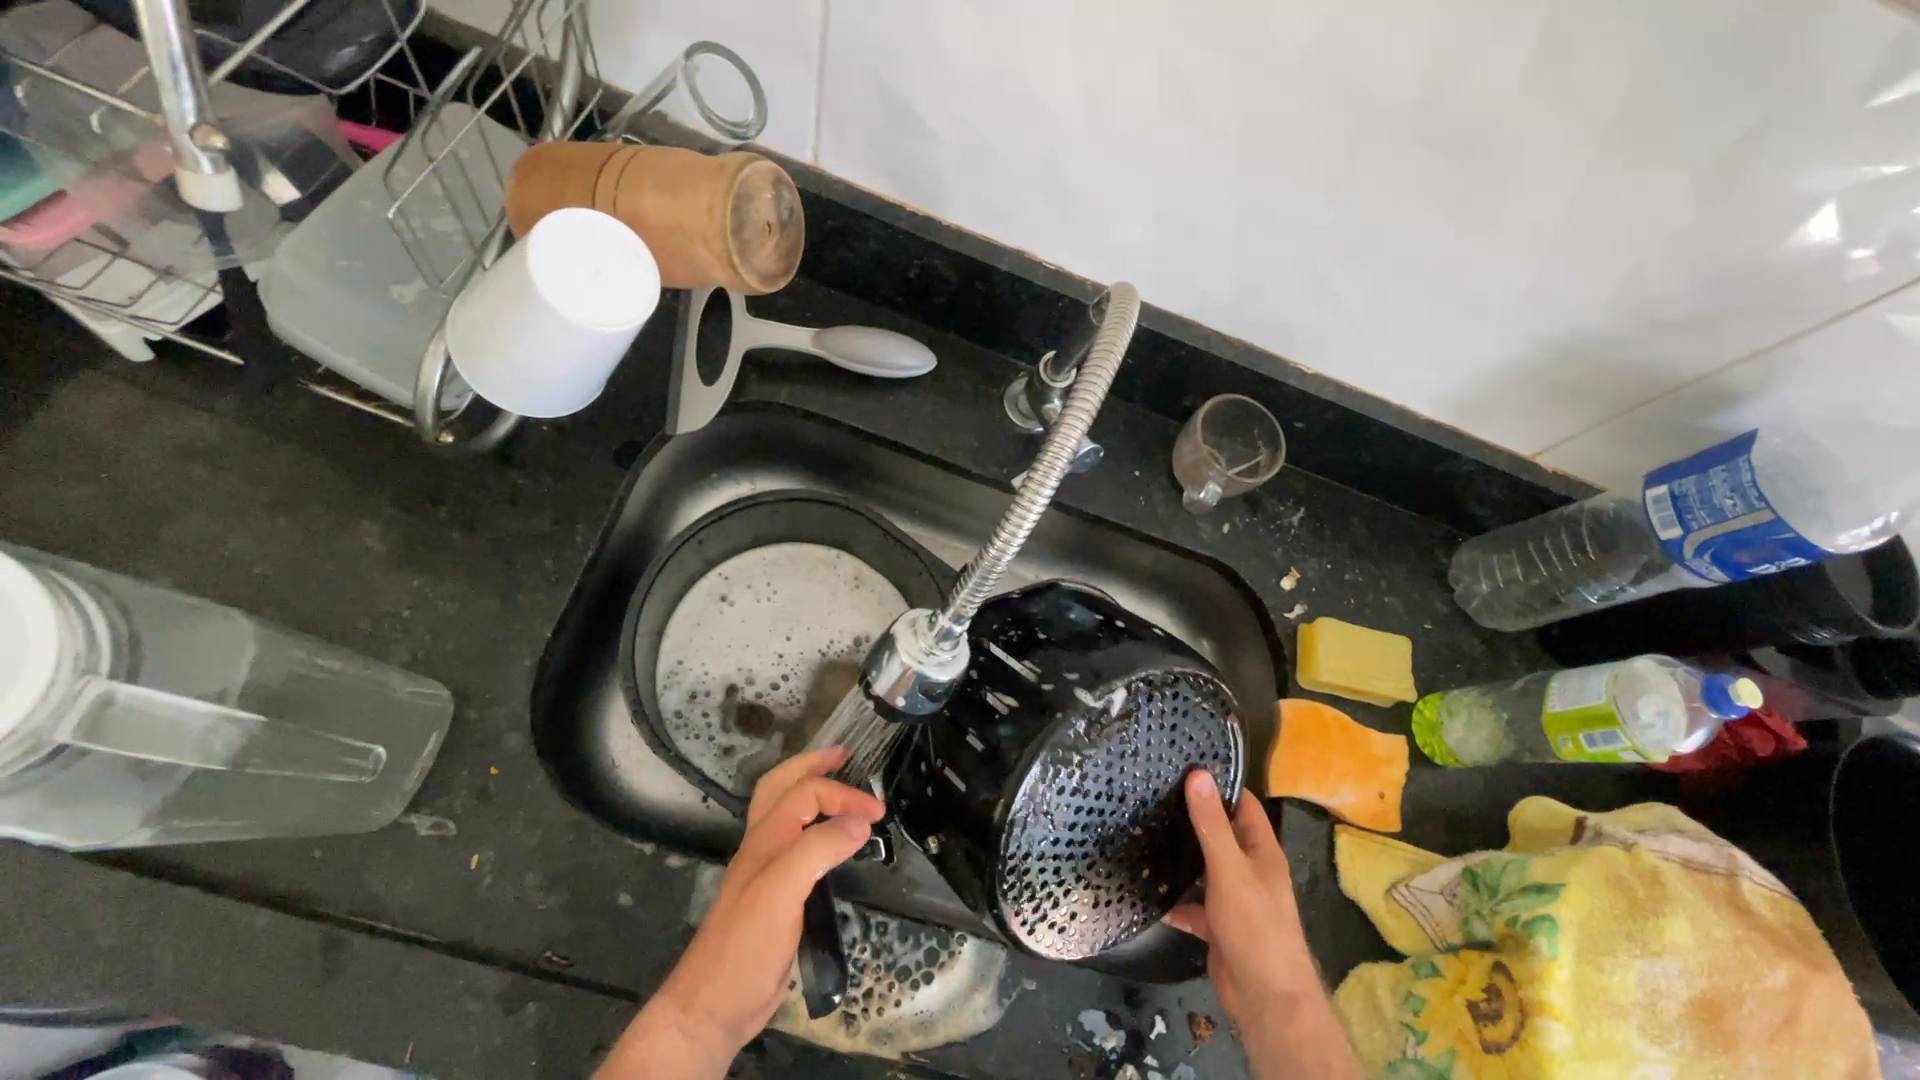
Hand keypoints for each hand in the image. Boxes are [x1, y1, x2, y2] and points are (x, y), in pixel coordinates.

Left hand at [597, 746, 884, 1079]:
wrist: (716, 1003)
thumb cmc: (746, 944)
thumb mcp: (782, 892)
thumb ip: (818, 850)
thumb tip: (859, 823)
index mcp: (765, 837)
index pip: (806, 794)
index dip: (843, 795)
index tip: (878, 815)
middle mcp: (764, 845)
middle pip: (782, 788)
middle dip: (812, 765)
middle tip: (844, 756)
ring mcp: (767, 870)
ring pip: (784, 813)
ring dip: (809, 789)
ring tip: (837, 782)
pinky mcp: (776, 896)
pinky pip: (795, 844)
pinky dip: (813, 827)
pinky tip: (829, 839)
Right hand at [1166, 769, 1361, 1079]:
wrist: (1265, 998)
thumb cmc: (1255, 925)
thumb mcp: (1229, 868)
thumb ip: (1211, 824)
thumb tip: (1198, 773)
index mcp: (1261, 851)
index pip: (1243, 805)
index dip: (1219, 784)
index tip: (1183, 766)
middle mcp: (1250, 871)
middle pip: (1220, 835)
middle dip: (1191, 819)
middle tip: (1151, 797)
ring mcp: (1234, 900)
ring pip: (1204, 870)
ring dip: (1180, 859)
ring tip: (1142, 836)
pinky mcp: (1218, 927)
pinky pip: (1192, 906)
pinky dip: (1174, 901)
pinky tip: (1148, 892)